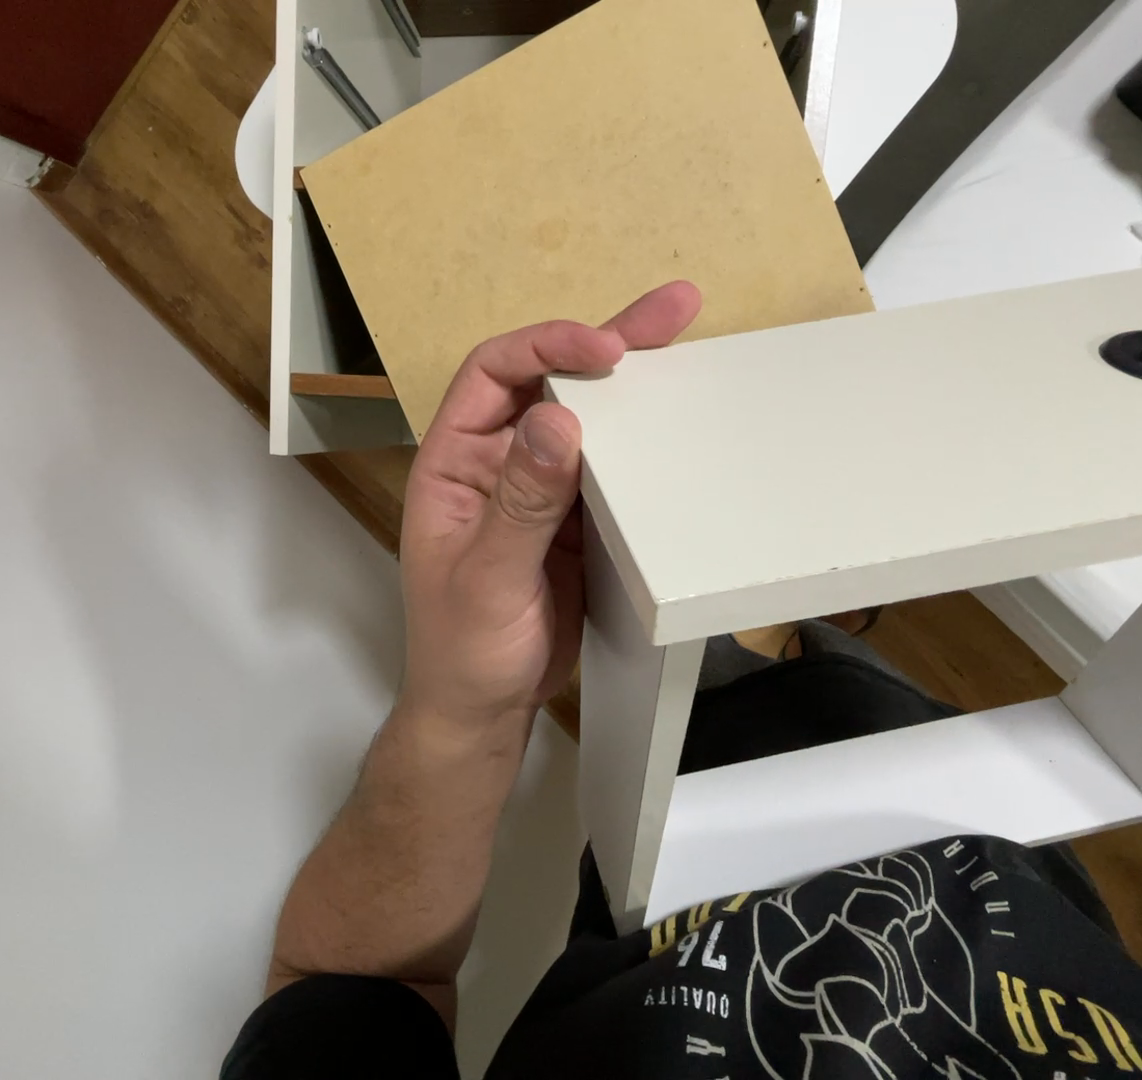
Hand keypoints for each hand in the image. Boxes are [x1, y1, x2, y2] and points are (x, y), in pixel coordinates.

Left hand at [395, 281, 703, 730]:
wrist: (486, 706)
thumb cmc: (464, 649)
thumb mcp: (488, 579)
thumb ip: (520, 503)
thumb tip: (557, 418)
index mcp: (455, 463)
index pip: (493, 375)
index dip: (546, 347)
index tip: (606, 350)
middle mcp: (495, 462)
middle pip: (546, 382)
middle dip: (604, 344)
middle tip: (673, 310)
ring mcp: (537, 489)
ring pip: (584, 420)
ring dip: (631, 386)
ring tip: (687, 342)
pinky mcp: (572, 518)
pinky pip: (608, 468)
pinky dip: (641, 444)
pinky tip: (677, 422)